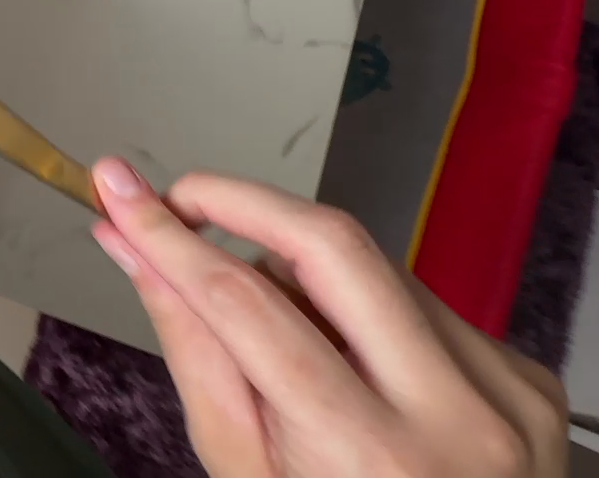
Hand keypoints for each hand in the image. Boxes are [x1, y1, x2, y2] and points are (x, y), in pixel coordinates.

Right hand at [90, 158, 566, 476]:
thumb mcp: (235, 459)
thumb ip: (186, 342)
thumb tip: (127, 244)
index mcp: (371, 455)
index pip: (242, 302)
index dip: (165, 235)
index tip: (114, 187)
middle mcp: (461, 415)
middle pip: (330, 244)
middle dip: (234, 199)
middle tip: (174, 198)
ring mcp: (504, 390)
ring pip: (362, 261)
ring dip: (284, 259)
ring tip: (260, 313)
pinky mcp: (522, 373)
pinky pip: (400, 291)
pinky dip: (338, 293)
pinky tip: (328, 341)